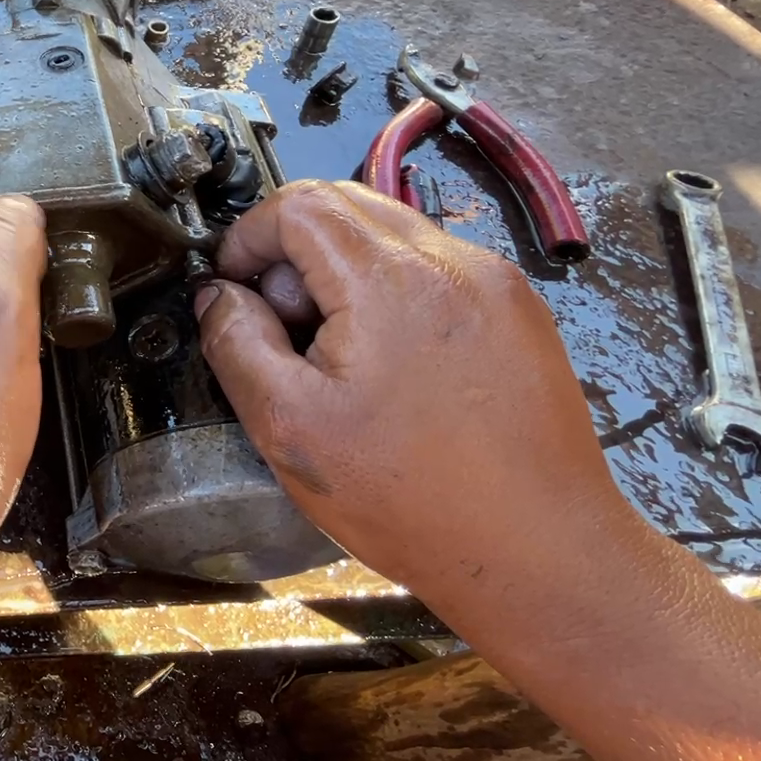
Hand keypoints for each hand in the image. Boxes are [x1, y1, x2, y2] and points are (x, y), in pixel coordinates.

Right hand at [194, 180, 628, 600]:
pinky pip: (422, 264)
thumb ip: (234, 340)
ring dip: (329, 267)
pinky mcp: (513, 311)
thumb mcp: (285, 421)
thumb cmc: (407, 495)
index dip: (246, 238)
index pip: (298, 204)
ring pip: (382, 229)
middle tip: (276, 319)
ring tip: (324, 345)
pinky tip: (373, 356)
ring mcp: (494, 283)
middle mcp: (454, 263)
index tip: (233, 291)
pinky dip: (375, 286)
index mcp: (394, 282)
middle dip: (285, 247)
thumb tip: (216, 295)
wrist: (543, 559)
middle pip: (342, 201)